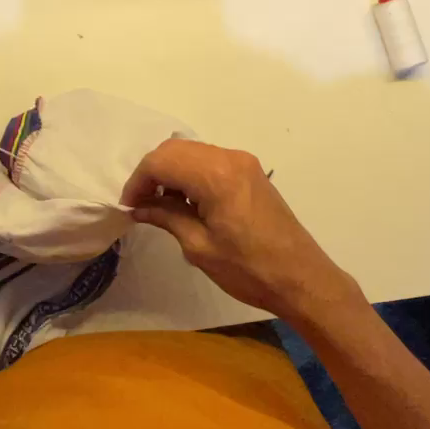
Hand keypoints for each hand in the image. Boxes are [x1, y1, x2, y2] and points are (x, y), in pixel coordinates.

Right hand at [120, 139, 360, 321]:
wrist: (301, 278)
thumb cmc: (248, 269)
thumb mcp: (199, 247)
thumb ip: (166, 218)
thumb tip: (138, 208)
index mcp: (216, 176)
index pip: (161, 161)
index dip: (138, 181)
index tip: (128, 207)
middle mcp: (230, 158)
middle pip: (175, 150)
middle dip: (152, 173)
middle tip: (140, 205)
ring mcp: (243, 163)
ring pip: (192, 153)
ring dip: (171, 173)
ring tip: (160, 206)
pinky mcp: (251, 173)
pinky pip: (210, 162)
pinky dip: (190, 175)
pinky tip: (185, 203)